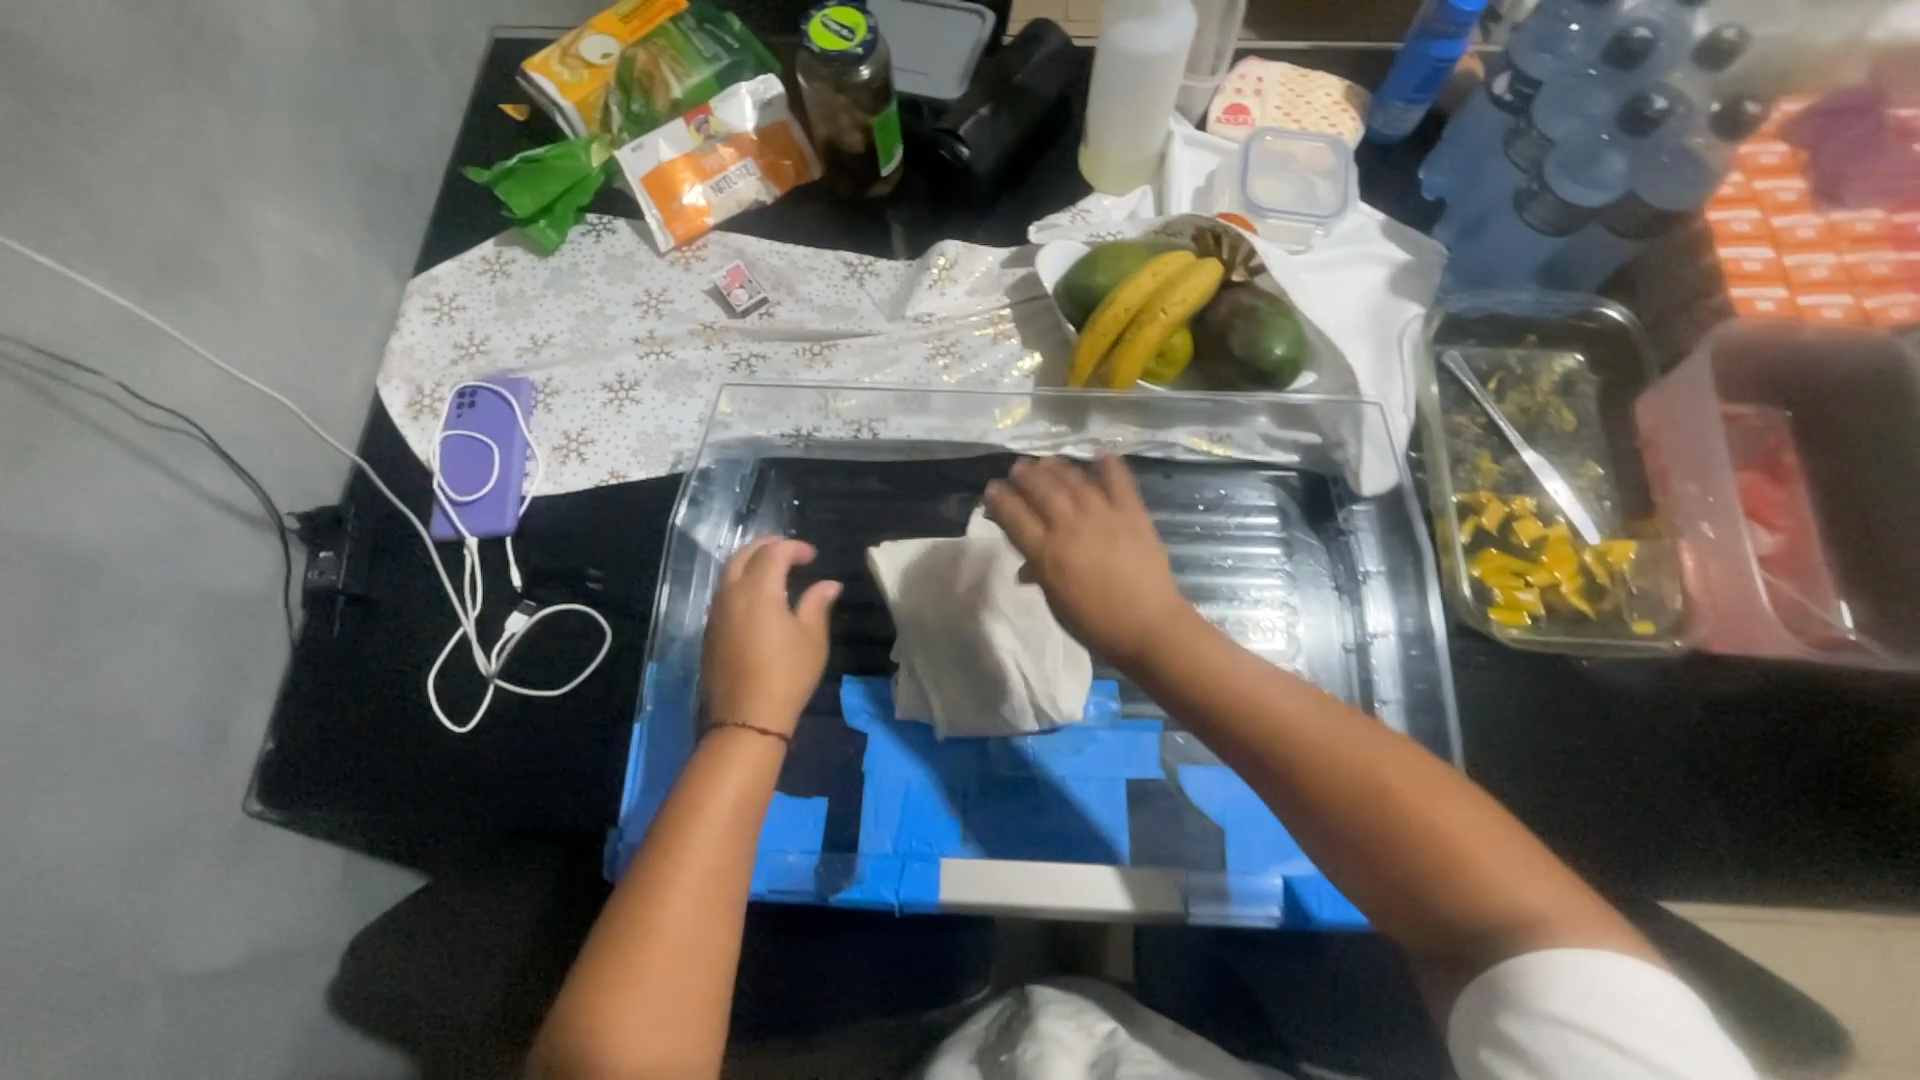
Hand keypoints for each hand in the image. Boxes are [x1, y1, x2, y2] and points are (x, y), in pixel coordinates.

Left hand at [702, 538, 840, 737]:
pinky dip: (739, 584)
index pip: (774, 553)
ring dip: (749, 564)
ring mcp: (716, 614)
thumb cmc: (787, 674)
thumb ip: (817, 604)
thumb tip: (829, 584)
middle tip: (787, 551)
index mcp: (758, 590)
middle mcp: (731, 594)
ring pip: (728, 574)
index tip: (812, 555)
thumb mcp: (812, 638)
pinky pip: (723, 595)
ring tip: (771, 570)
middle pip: (743, 556)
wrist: (747, 717)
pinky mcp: (710, 633)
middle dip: (765, 547)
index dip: (794, 548)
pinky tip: (756, 599)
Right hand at [983, 456, 1191, 668]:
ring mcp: (1102, 515)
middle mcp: (1069, 526)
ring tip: (1047, 461)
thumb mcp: (1056, 602)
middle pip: (1040, 489)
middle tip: (1018, 468)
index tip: (992, 489)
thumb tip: (1027, 566)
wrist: (1148, 626)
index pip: (1013, 516)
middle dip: (1024, 475)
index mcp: (1046, 552)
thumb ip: (1040, 575)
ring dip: (1056, 466)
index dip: (999, 499)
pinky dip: (1107, 465)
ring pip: (1073, 479)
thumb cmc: (1095, 624)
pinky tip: (1098, 455)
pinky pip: (1117, 479)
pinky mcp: (1131, 512)